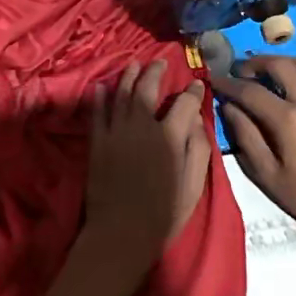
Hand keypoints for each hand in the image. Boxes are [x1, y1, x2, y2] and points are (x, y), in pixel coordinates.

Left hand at [85, 59, 211, 266]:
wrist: (121, 233)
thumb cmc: (164, 212)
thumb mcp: (194, 183)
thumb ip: (198, 147)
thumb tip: (195, 120)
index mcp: (169, 136)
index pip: (184, 103)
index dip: (193, 92)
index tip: (197, 85)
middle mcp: (141, 126)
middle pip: (147, 88)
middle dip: (155, 71)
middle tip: (159, 63)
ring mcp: (116, 132)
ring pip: (121, 94)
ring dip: (128, 76)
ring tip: (134, 64)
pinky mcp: (97, 142)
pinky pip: (97, 113)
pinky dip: (99, 97)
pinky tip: (101, 86)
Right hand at [211, 56, 295, 245]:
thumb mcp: (267, 175)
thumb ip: (246, 136)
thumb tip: (229, 107)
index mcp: (289, 121)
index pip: (251, 91)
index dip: (228, 83)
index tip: (214, 79)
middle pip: (280, 65)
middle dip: (255, 63)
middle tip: (240, 72)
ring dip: (284, 61)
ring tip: (269, 72)